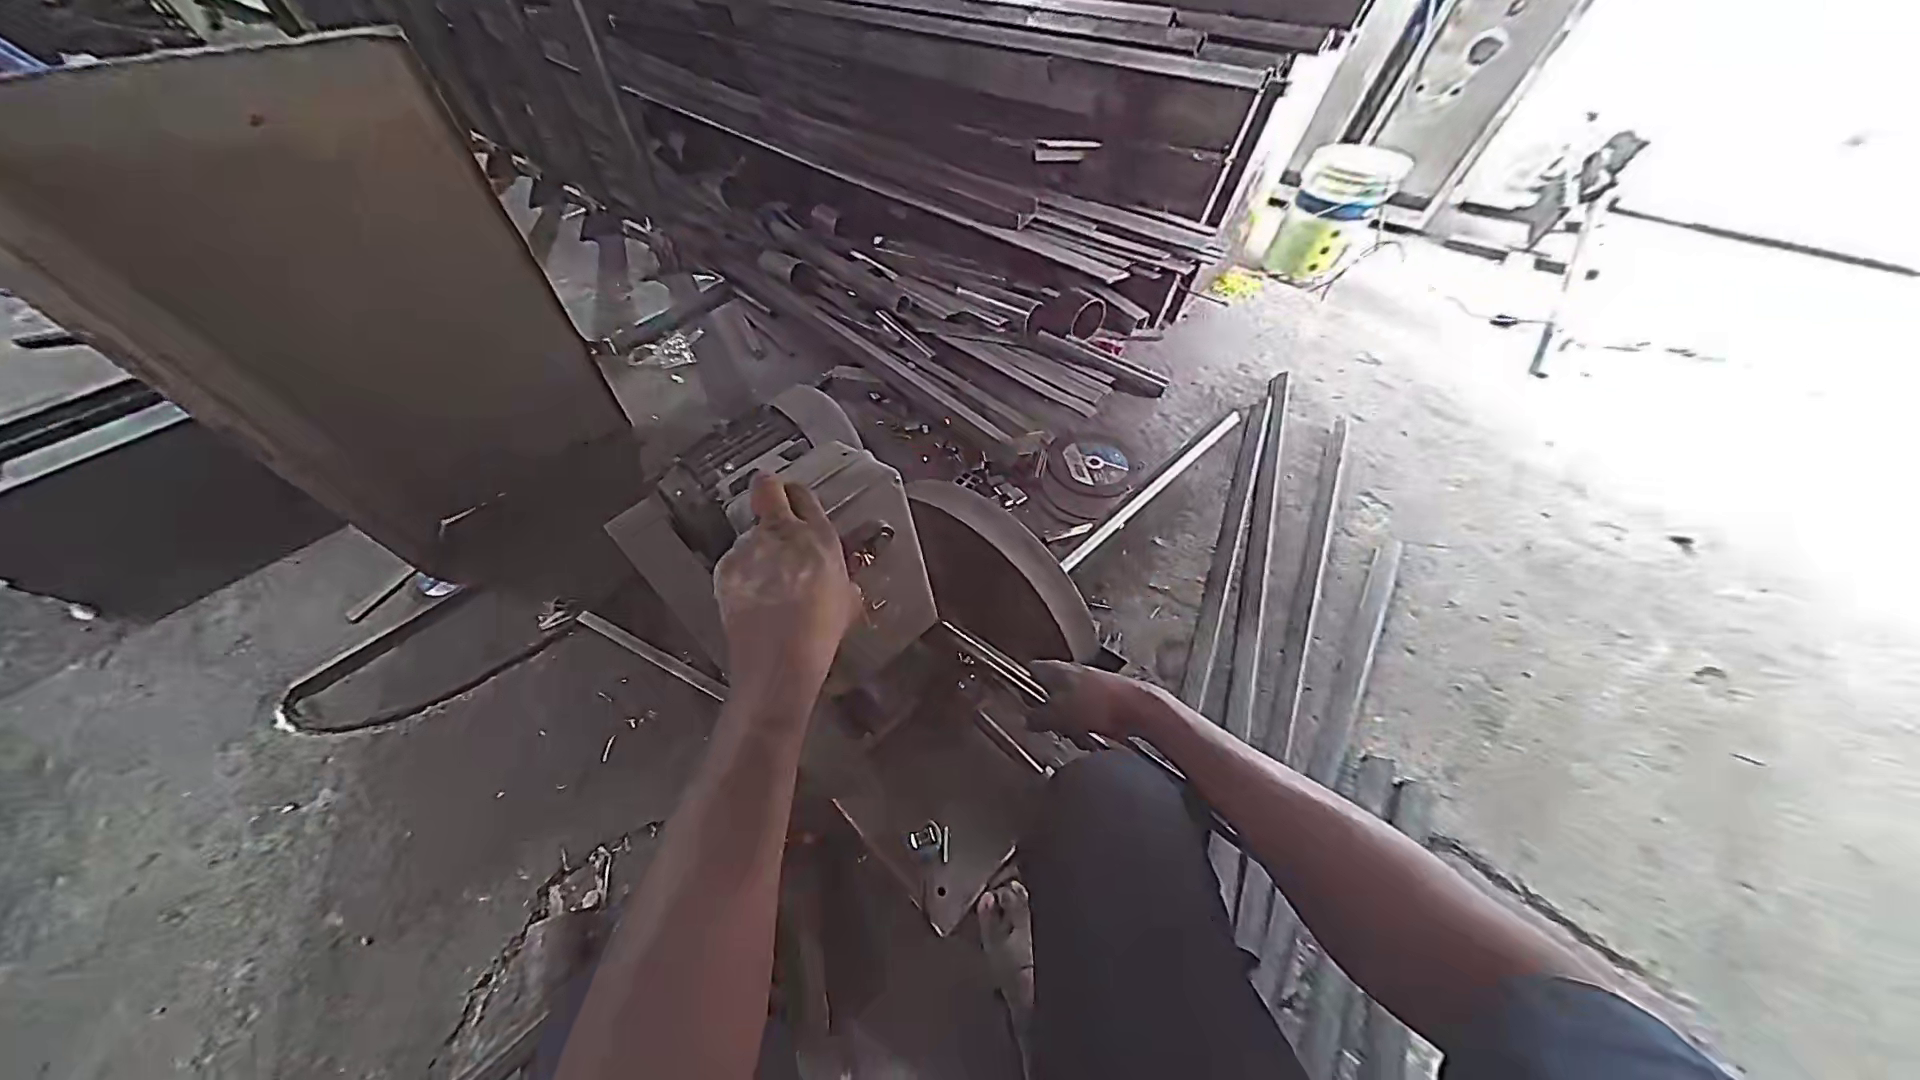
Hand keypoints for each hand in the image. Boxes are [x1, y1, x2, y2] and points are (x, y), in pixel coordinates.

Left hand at [714, 475, 860, 695]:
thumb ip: (840, 575)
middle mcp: (781, 533)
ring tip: (766, 581)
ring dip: (756, 546)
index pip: (803, 494)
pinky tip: (753, 596)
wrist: (779, 660)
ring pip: (748, 531)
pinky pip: (734, 559)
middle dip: (768, 489)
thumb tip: (837, 573)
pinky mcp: (725, 568)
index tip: (794, 500)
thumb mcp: (846, 599)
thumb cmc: (819, 633)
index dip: (796, 495)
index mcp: (819, 537)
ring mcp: (749, 548)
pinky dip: (741, 571)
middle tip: (770, 499)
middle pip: (767, 488)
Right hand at [1029, 661, 1159, 741]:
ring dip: (1071, 724)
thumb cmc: (1098, 704)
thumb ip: (1038, 719)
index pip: (1032, 670)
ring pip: (1070, 707)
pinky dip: (1088, 727)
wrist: (1138, 709)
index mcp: (1057, 669)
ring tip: (1078, 735)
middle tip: (1053, 726)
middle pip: (1051, 692)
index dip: (1024, 686)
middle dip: (1051, 714)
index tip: (1022, 701)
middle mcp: (1074, 672)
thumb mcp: (1057, 716)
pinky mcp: (1107, 699)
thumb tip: (1028, 721)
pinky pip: (1088, 715)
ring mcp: (1092, 685)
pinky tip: (1093, 736)